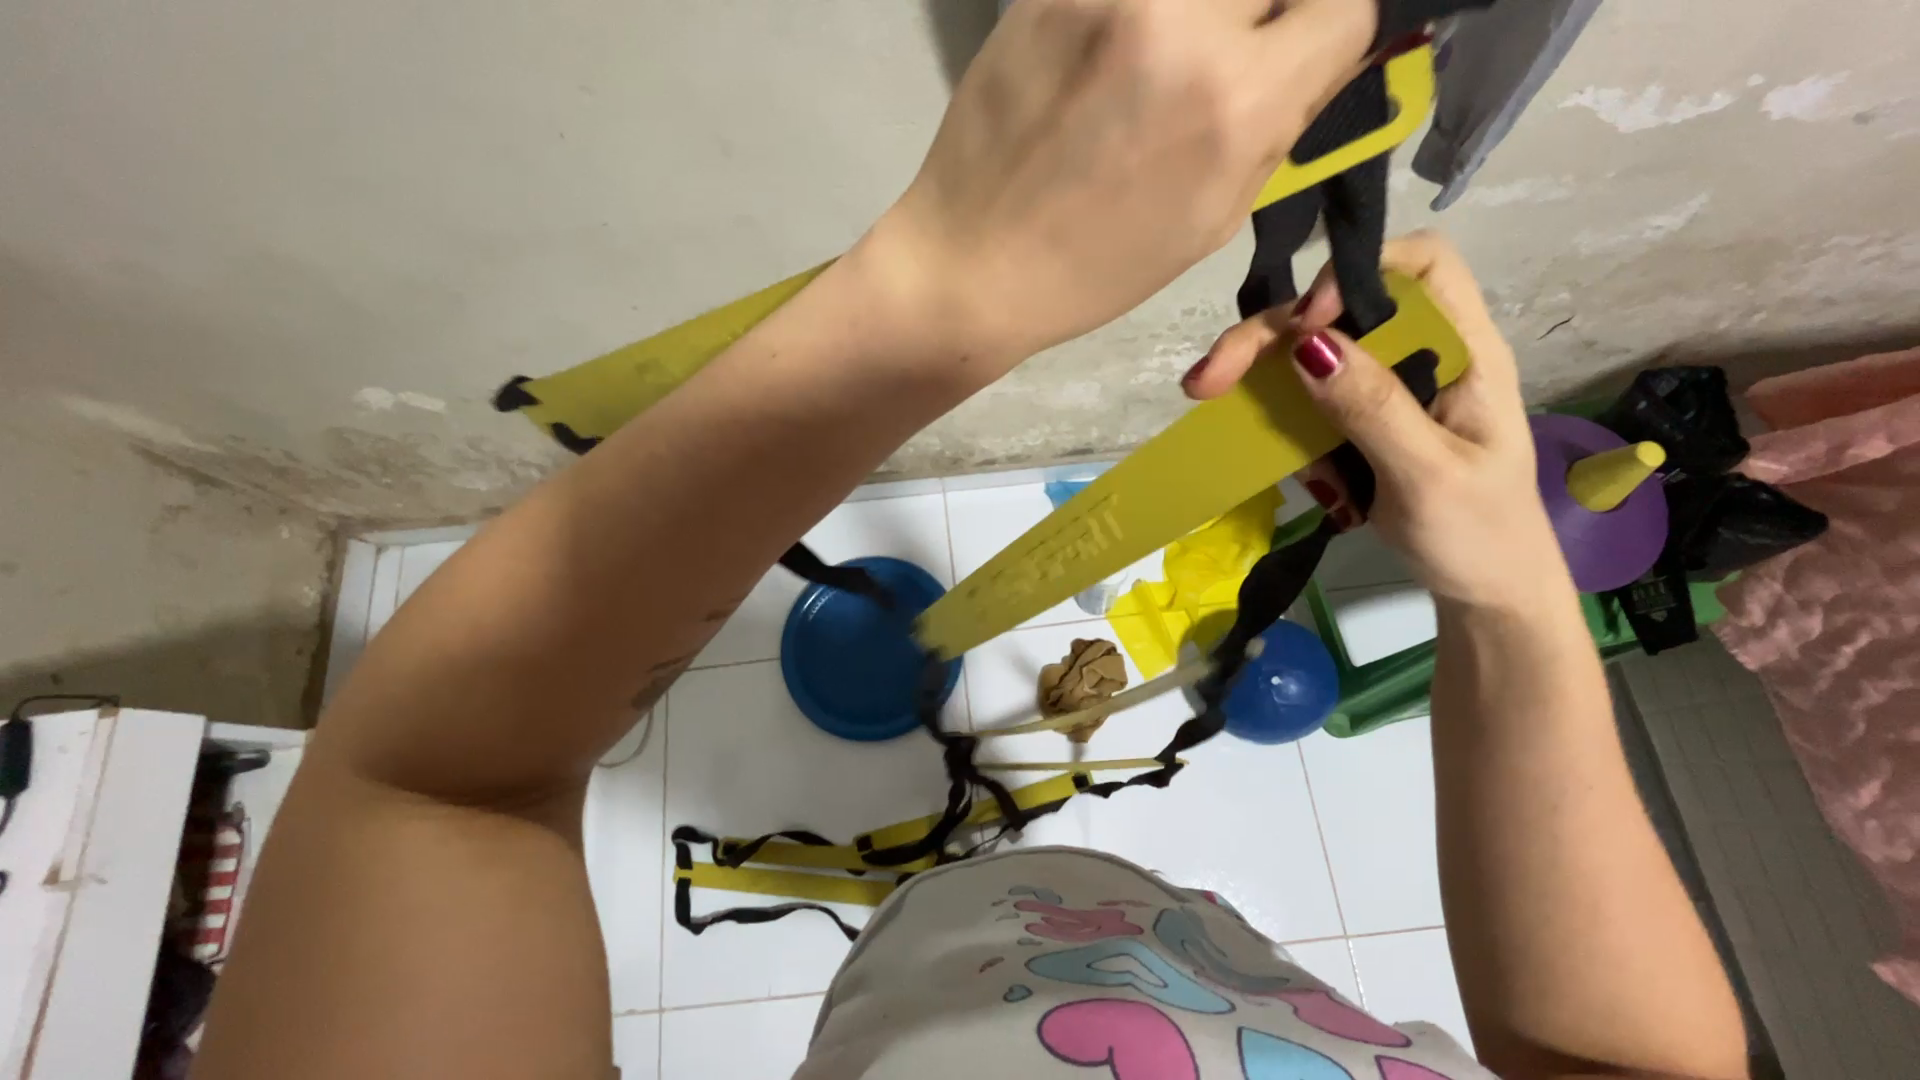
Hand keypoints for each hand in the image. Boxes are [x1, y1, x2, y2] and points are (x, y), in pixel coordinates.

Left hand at [859, 0, 1376, 370]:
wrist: (970, 265)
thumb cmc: (1094, 270)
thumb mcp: (1211, 220)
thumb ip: (1276, 125)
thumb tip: (1322, 54)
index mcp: (1236, 100)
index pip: (1346, 6)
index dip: (1327, 38)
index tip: (1295, 62)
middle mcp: (1182, 20)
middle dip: (1261, 17)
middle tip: (1212, 68)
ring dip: (1195, 15)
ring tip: (1148, 67)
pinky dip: (1134, 13)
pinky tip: (1102, 59)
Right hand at [1187, 231, 1573, 610]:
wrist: (1484, 591)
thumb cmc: (1478, 534)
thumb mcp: (1429, 473)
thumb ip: (1373, 407)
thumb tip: (1307, 343)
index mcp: (1463, 350)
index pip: (1420, 264)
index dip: (1356, 273)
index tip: (1304, 323)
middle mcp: (1422, 355)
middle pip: (1339, 310)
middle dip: (1269, 336)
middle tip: (1209, 380)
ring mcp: (1386, 389)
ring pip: (1311, 354)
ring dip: (1260, 379)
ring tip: (1212, 402)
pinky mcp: (1359, 422)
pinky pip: (1306, 401)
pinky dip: (1279, 422)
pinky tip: (1270, 454)